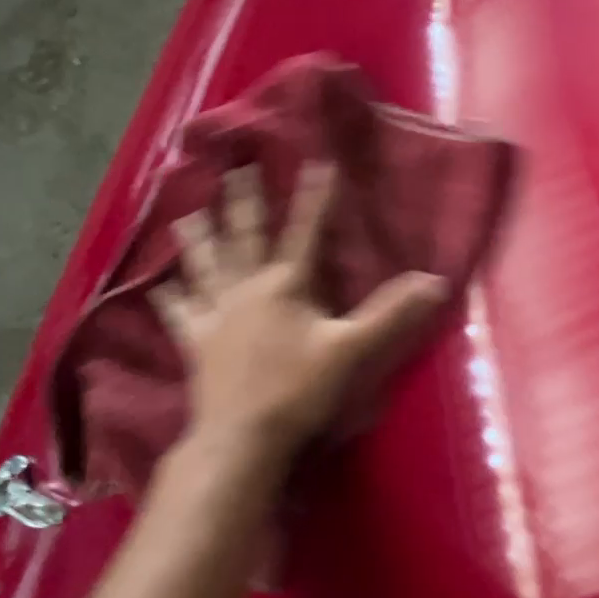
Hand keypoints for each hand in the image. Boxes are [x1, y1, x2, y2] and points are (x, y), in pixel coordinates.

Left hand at [151, 161, 449, 460]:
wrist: (241, 436)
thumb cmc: (300, 388)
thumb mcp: (354, 348)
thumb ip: (392, 312)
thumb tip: (436, 281)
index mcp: (285, 286)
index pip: (305, 231)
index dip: (316, 197)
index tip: (318, 161)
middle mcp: (246, 290)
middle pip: (245, 237)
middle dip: (244, 200)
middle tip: (235, 168)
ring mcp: (215, 316)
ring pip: (205, 266)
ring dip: (199, 237)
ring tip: (188, 212)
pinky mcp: (196, 343)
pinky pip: (180, 313)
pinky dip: (172, 296)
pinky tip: (163, 285)